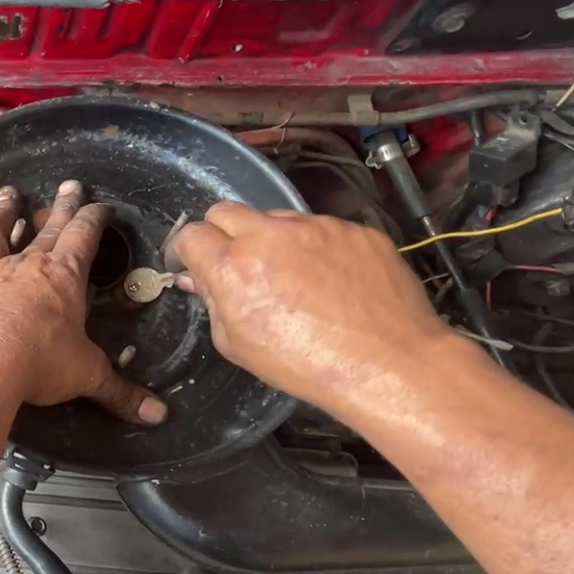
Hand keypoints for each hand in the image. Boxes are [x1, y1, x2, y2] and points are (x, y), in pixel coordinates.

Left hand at [0, 181, 165, 423]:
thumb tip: (158, 415)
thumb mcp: (87, 376)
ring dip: (2, 211)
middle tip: (68, 184)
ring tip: (7, 195)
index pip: (84, 236)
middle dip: (60, 204)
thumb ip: (120, 391)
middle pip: (45, 225)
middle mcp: (25, 264)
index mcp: (63, 276)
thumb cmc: (40, 364)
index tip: (99, 205)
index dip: (93, 218)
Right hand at [166, 201, 459, 416]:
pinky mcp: (355, 229)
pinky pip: (320, 228)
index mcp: (232, 266)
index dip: (186, 250)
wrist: (387, 363)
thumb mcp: (235, 343)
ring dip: (269, 238)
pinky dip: (312, 246)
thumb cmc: (302, 363)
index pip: (191, 234)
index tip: (192, 262)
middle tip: (233, 261)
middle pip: (226, 210)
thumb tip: (198, 278)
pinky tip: (326, 278)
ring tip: (288, 274)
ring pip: (275, 217)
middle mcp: (271, 236)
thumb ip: (211, 301)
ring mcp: (317, 227)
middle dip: (221, 232)